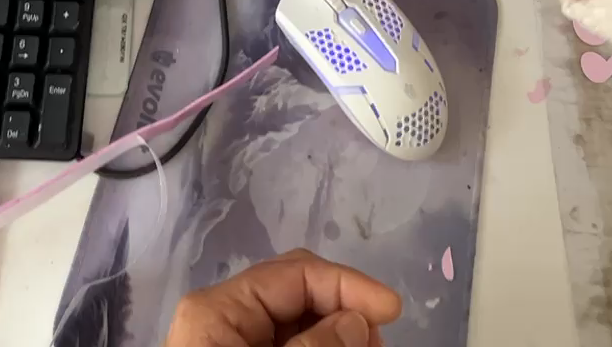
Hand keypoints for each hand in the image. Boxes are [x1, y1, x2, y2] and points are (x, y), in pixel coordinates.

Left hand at [162, 249, 401, 346]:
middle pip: (299, 296)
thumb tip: (358, 317)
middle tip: (382, 341)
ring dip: (338, 334)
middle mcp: (224, 319)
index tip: (393, 308)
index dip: (348, 284)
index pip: (295, 272)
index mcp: (218, 307)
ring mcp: (231, 344)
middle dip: (345, 311)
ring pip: (299, 326)